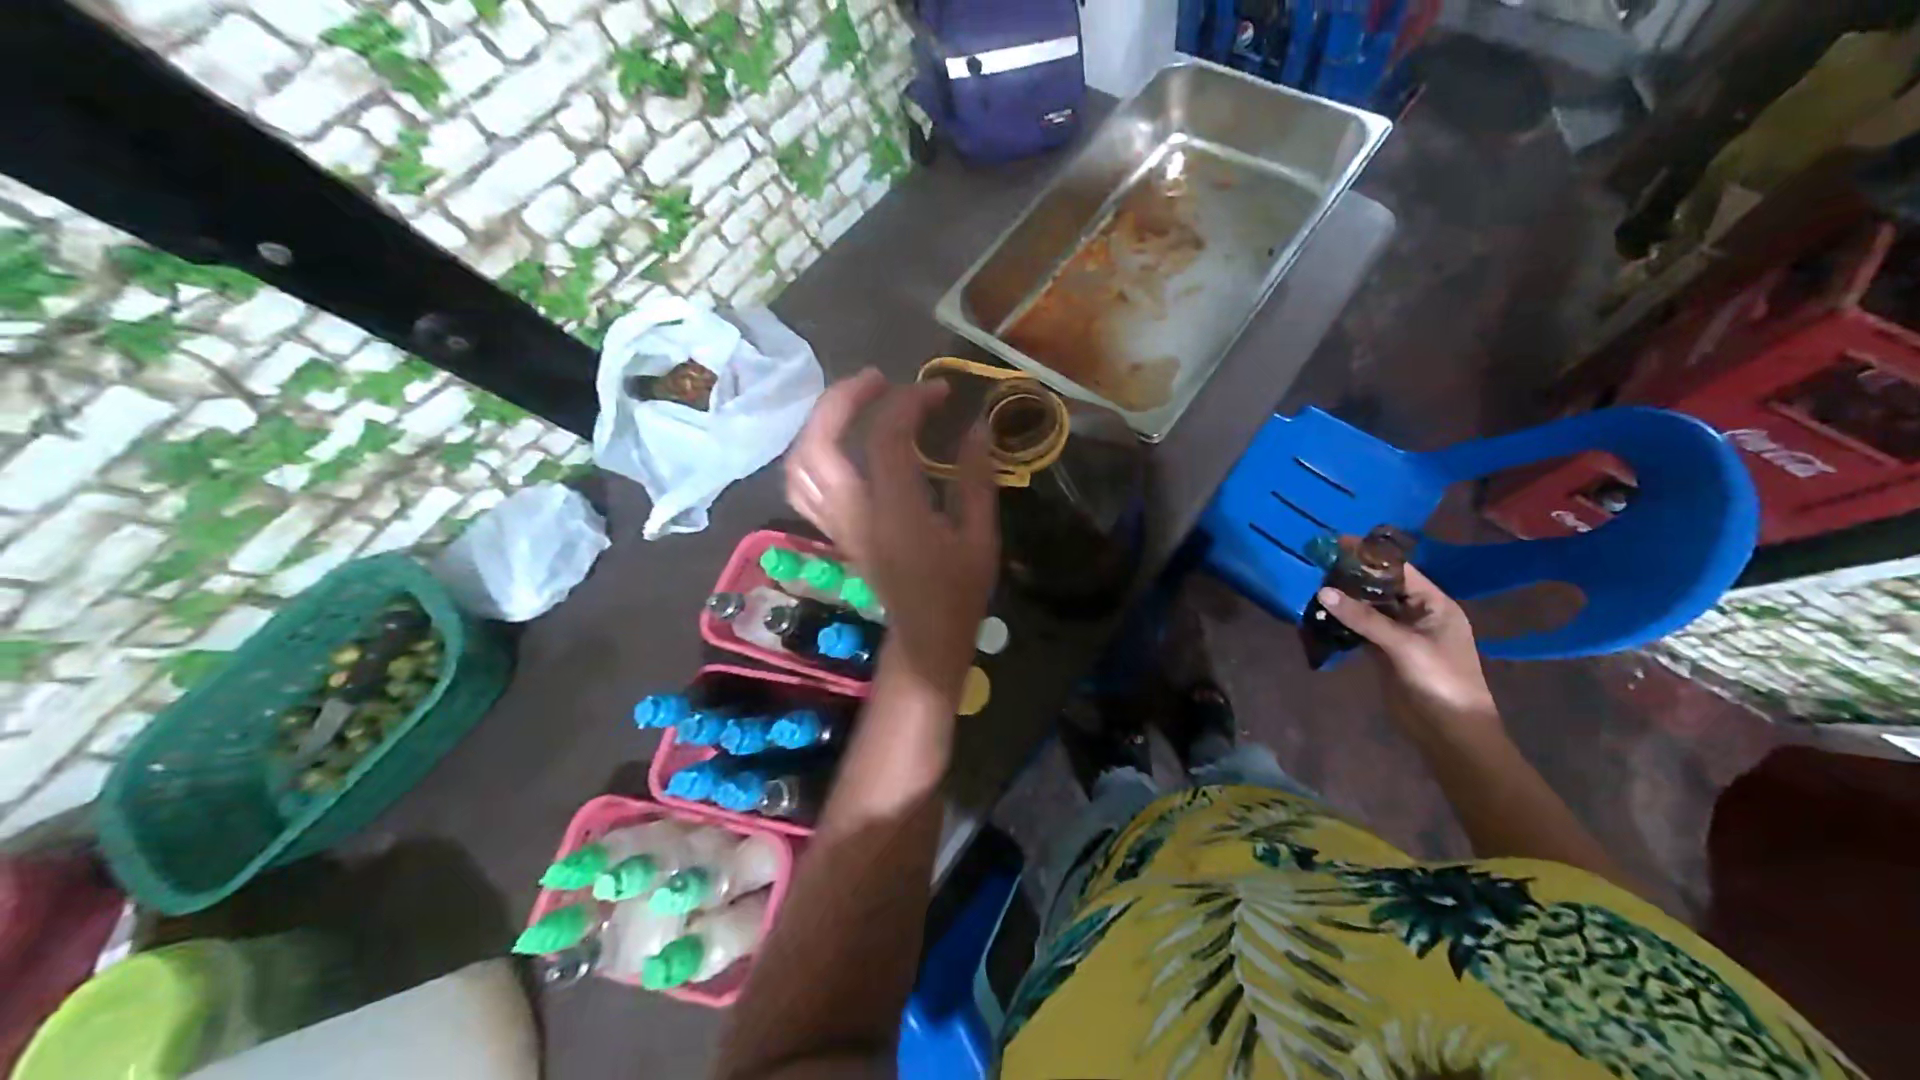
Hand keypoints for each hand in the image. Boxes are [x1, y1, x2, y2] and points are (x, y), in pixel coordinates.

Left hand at [785, 369, 998, 699]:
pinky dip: (811, 452)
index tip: (940, 392)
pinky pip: (801, 486)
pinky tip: (836, 440)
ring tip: (853, 401)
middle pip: (819, 445)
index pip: (885, 440)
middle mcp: (855, 516)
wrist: (925, 638)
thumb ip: (976, 480)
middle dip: (842, 400)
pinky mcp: (832, 532)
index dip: (909, 403)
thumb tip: (977, 429)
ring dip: (819, 423)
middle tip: (877, 379)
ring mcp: (836, 525)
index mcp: (896, 516)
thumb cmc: (959, 593)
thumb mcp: (981, 538)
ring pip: (799, 465)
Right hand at [1318, 562, 1499, 727]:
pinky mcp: (1383, 653)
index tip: (1338, 543)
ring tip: (1312, 585)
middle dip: (1352, 576)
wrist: (1449, 731)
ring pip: (1368, 609)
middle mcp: (1418, 615)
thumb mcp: (1403, 645)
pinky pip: (1360, 629)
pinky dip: (1342, 622)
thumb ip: (1363, 618)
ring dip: (1345, 599)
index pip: (1400, 570)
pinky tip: (1320, 614)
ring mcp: (1399, 634)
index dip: (1371, 555)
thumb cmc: (1440, 680)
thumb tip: (1322, 591)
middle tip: (1317, 563)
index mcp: (1435, 605)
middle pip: (1381, 588)